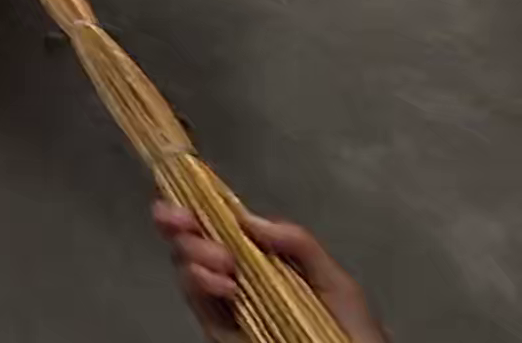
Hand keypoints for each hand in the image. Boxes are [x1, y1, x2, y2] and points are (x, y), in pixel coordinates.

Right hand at [152, 201, 385, 342]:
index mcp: (248, 253)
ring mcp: (215, 295)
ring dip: (191, 251)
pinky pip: (191, 293)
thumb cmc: (349, 332)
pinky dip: (199, 281)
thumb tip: (245, 217)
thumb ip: (300, 245)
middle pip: (181, 233)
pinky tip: (224, 287)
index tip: (181, 194)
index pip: (205, 218)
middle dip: (174, 221)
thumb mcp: (337, 286)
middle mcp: (224, 268)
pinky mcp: (210, 320)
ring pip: (180, 258)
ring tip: (223, 266)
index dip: (184, 201)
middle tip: (184, 222)